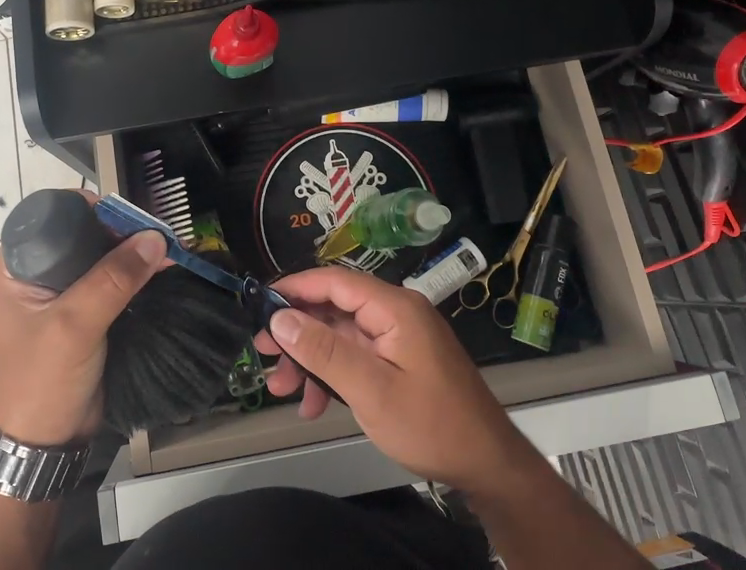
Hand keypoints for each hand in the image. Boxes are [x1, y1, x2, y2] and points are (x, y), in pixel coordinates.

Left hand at [0, 198, 167, 446]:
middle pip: (82, 236)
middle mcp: (37, 275)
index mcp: (15, 269)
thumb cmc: (41, 381)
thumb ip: (113, 279)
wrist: (41, 446)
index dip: (91, 212)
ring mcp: (61, 296)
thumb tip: (155, 237)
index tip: (129, 218)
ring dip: (134, 254)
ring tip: (171, 249)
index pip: (53, 218)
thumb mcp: (74, 326)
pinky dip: (137, 277)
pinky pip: (112, 284)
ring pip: (101, 259)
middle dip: (121, 232)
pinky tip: (165, 270)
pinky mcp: (84, 316)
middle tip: (158, 234)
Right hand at [256, 267, 541, 493]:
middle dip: (296, 332)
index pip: (334, 280)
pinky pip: (357, 356)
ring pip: (341, 335)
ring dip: (310, 359)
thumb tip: (281, 318)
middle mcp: (397, 313)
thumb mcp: (370, 390)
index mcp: (394, 308)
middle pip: (334, 308)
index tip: (259, 305)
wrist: (487, 464)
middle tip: (262, 355)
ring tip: (282, 389)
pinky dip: (333, 374)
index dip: (294, 288)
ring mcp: (399, 337)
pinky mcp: (401, 360)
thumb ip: (324, 351)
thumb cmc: (431, 425)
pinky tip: (315, 404)